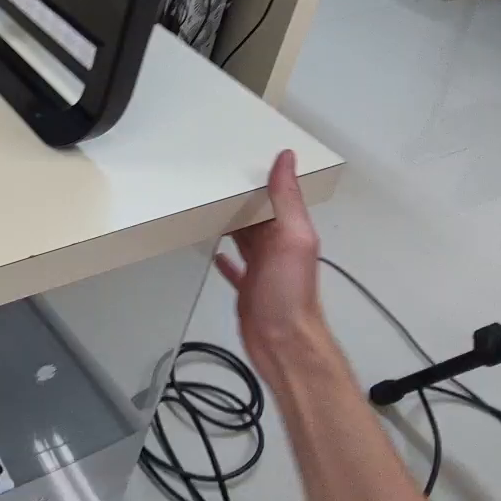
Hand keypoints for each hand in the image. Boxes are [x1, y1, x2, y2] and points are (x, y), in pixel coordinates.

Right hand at [214, 150, 326, 367]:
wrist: (283, 343)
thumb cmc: (287, 293)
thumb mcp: (291, 239)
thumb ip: (287, 199)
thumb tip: (286, 157)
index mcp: (289, 231)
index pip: (275, 196)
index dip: (260, 177)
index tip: (238, 157)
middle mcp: (277, 247)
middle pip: (258, 215)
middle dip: (241, 198)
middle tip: (212, 180)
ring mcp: (262, 269)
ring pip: (245, 238)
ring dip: (232, 223)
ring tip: (209, 208)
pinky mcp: (247, 288)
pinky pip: (235, 268)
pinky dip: (225, 259)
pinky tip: (214, 253)